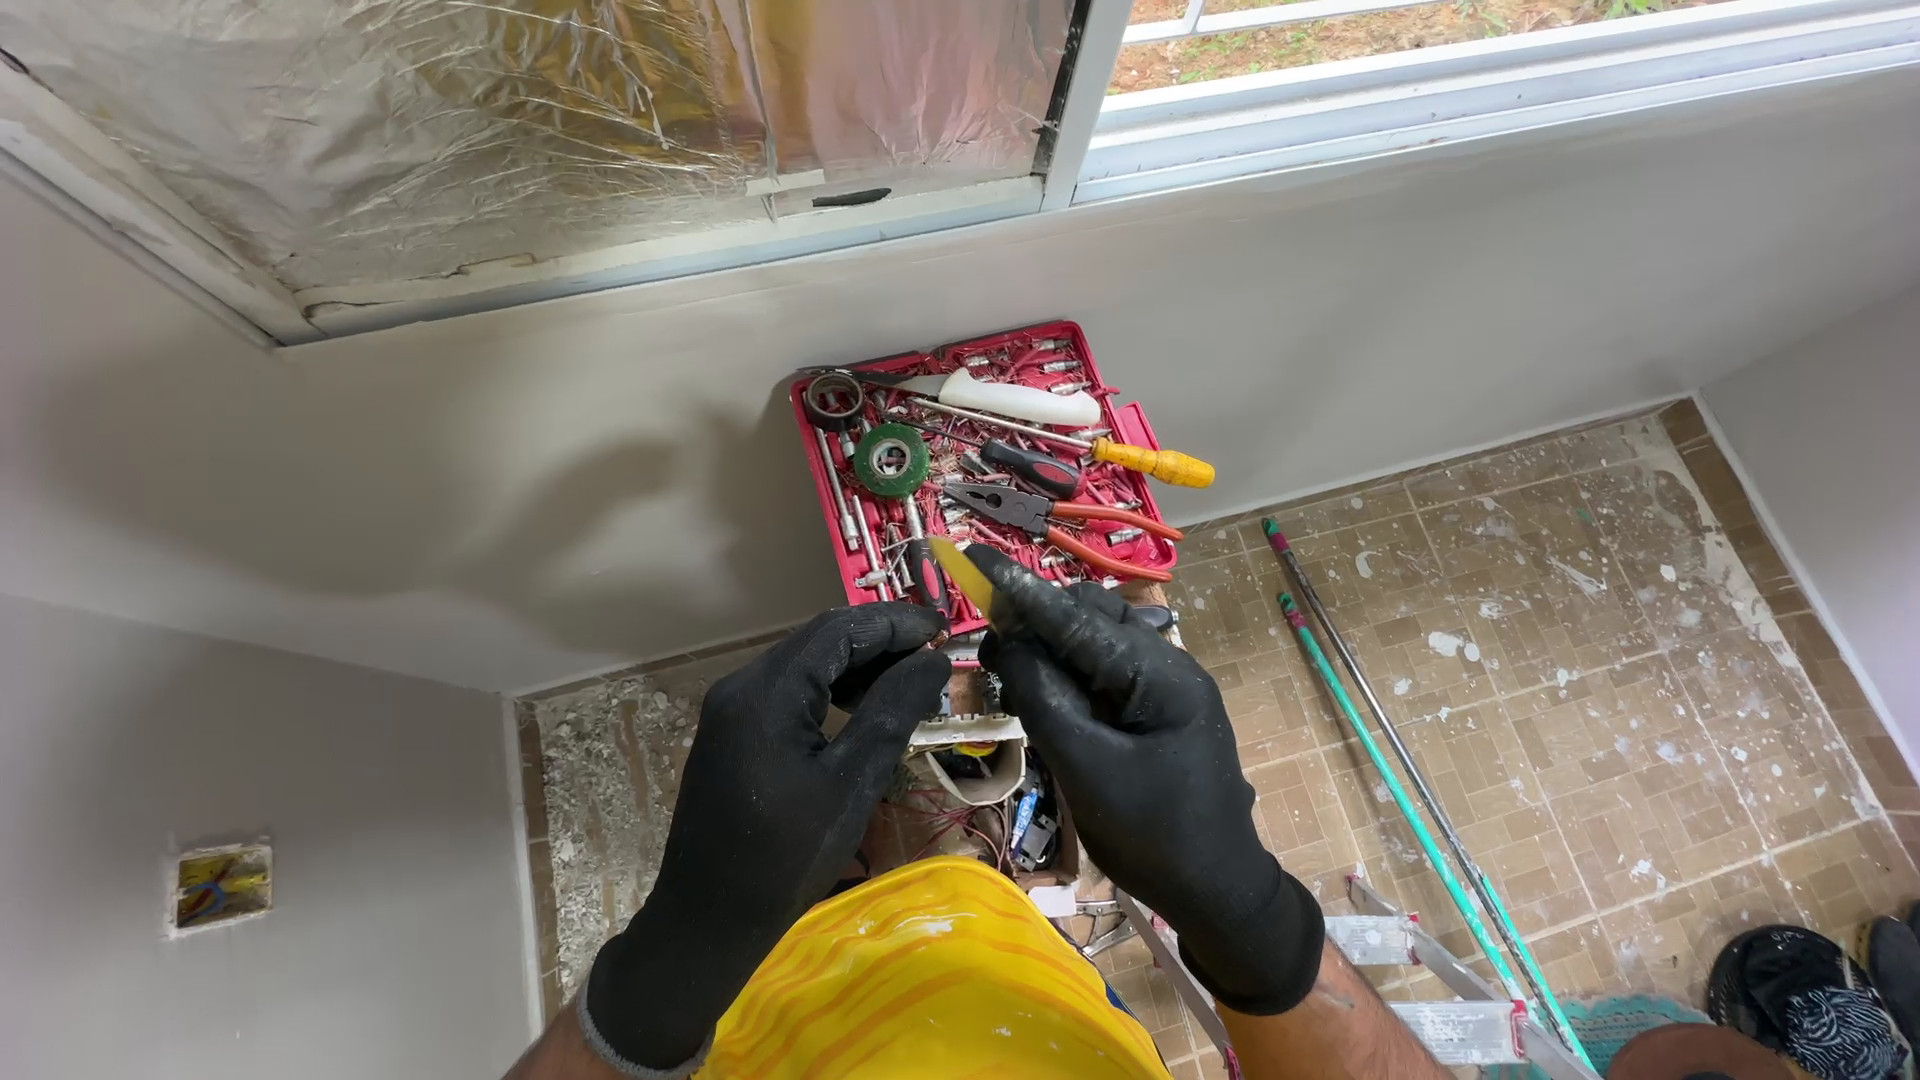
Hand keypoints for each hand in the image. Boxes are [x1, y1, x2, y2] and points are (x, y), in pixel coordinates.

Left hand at [578, 603, 951, 1074]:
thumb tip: (932, 660)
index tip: (942, 629)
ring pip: (806, 662)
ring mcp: (734, 706)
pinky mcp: (735, 728)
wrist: (707, 920)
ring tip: (908, 681)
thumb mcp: (850, 783)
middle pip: (820, 640)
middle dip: (879, 640)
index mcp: (766, 692)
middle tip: (933, 654)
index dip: (894, 623)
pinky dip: (831, 688)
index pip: (838, 630)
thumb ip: (892, 710)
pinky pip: (791, 689)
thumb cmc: (784, 857)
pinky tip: (863, 707)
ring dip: (858, 664)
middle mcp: (743, 685)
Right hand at [970, 547, 1323, 1015]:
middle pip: (1087, 618)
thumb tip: (1006, 644)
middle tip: (989, 655)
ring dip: (1047, 651)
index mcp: (1161, 674)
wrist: (1216, 891)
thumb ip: (1044, 700)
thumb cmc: (1155, 838)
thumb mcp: (1088, 770)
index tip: (974, 556)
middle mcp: (1165, 665)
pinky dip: (1065, 676)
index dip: (1020, 590)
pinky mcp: (1151, 706)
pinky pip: (1100, 671)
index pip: (1076, 619)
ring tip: (1011, 679)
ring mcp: (1162, 684)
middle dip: (1033, 624)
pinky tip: (1042, 697)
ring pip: (1092, 641)